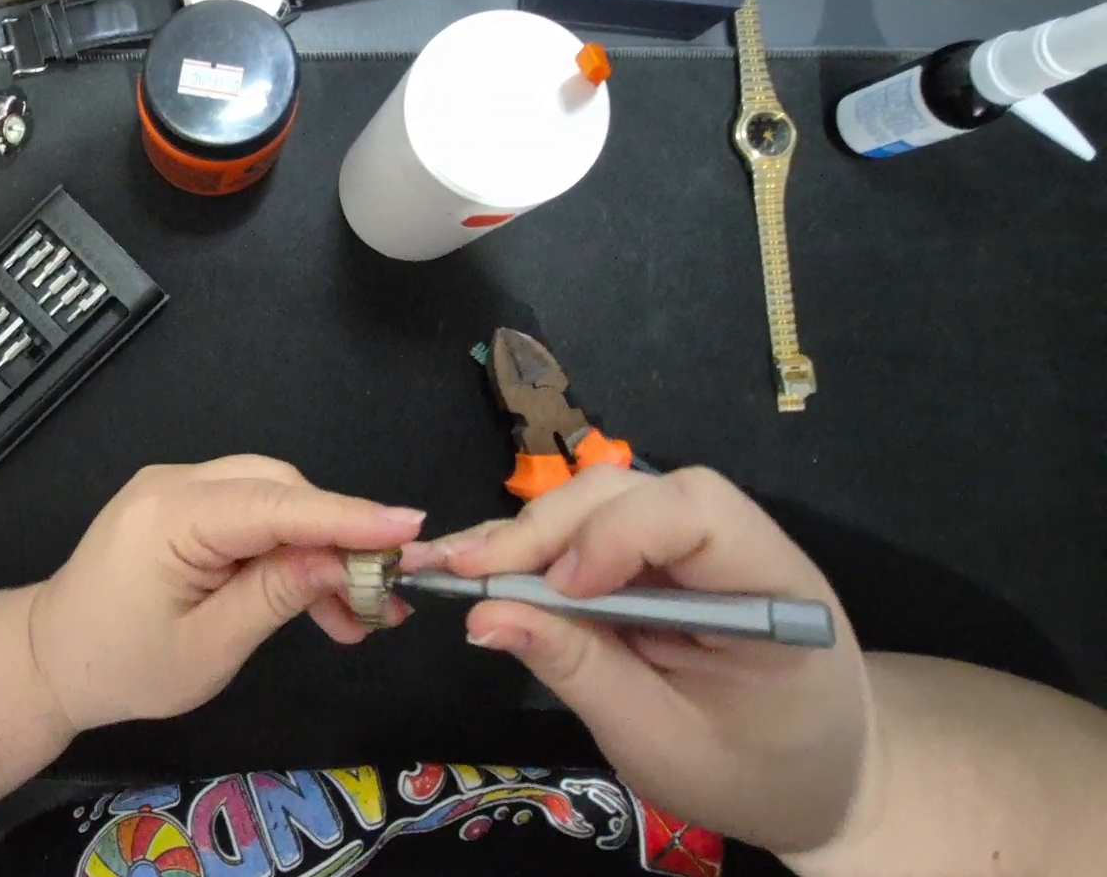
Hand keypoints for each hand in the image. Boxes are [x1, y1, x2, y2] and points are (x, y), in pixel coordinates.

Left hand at [29, 456, 424, 730]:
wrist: (52, 655)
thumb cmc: (123, 666)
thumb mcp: (210, 647)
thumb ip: (278, 594)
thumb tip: (345, 561)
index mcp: (169, 517)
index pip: (273, 505)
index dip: (345, 515)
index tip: (410, 526)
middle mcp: (172, 483)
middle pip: (276, 489)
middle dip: (336, 535)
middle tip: (383, 597)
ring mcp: (172, 487)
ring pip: (269, 497)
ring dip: (315, 545)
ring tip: (355, 613)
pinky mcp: (178, 502)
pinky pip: (246, 510)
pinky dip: (284, 545)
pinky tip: (312, 593)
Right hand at [418, 466, 869, 855]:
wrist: (810, 776)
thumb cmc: (752, 773)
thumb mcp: (662, 743)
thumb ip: (578, 671)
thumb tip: (482, 616)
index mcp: (768, 591)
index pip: (693, 511)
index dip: (615, 532)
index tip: (563, 591)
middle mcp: (725, 543)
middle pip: (620, 491)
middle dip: (540, 529)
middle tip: (468, 572)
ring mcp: (679, 541)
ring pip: (586, 500)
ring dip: (519, 534)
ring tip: (457, 569)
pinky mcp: (641, 550)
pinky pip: (573, 529)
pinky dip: (520, 546)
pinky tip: (476, 565)